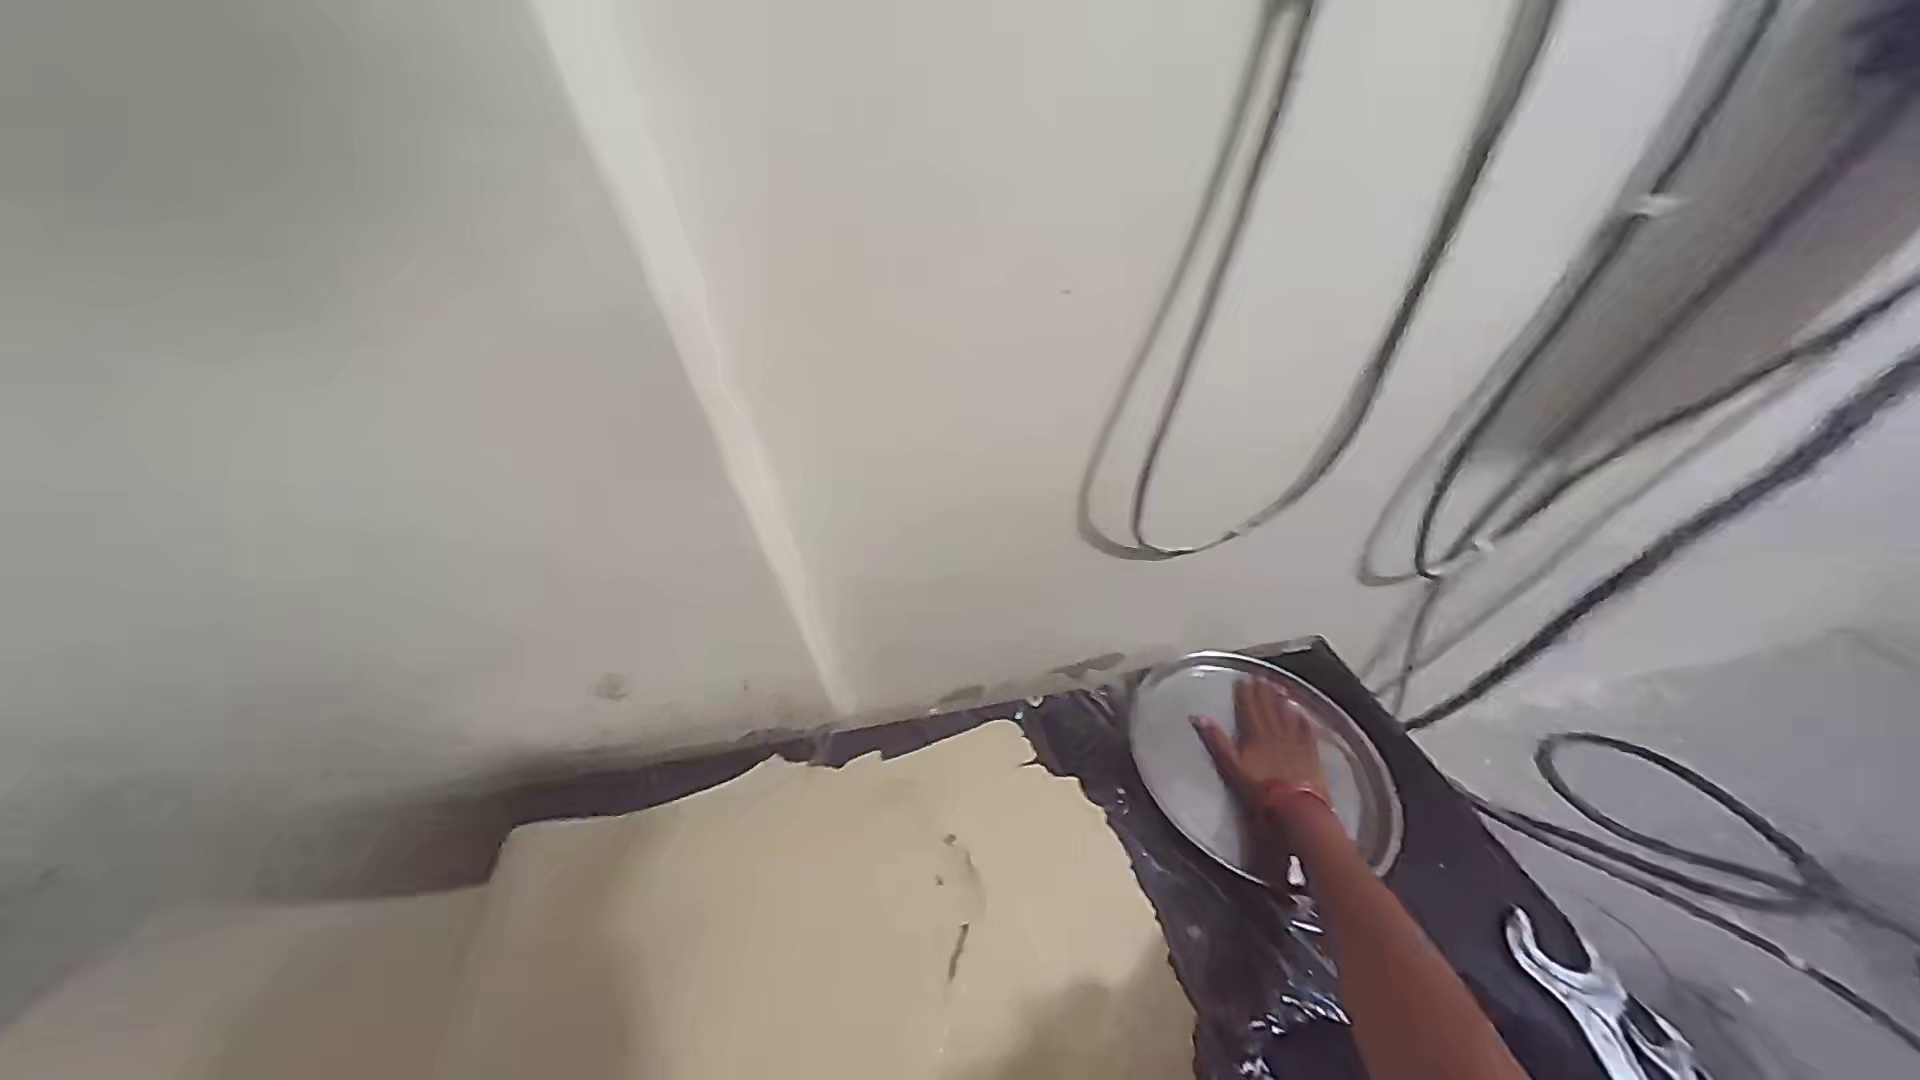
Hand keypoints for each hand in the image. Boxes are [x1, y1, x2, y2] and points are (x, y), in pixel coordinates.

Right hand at [1193, 677, 1332, 822]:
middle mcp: (1275, 733)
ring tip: (1277, 685)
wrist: (1297, 810)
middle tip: (1260, 676)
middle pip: (1268, 708)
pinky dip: (1301, 717)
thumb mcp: (1231, 768)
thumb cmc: (1260, 791)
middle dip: (1262, 691)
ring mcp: (1295, 742)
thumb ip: (1216, 742)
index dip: (1245, 693)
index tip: (1243, 679)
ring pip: (1286, 714)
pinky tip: (1299, 710)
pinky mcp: (1310, 754)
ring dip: (1280, 699)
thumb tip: (1199, 718)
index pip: (1249, 708)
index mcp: (1254, 735)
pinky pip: (1305, 729)